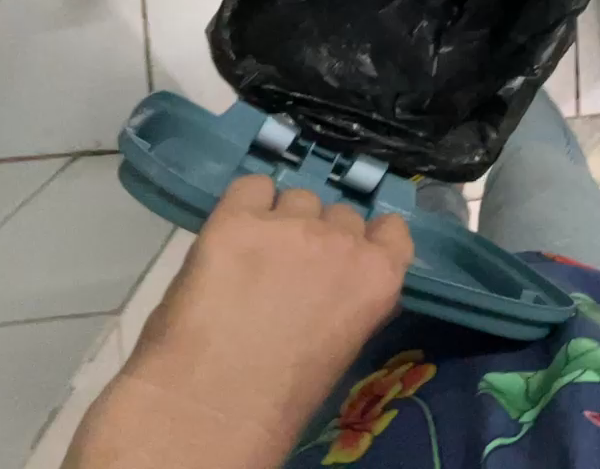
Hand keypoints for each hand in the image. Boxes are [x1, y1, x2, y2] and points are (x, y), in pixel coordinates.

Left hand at [70, 178, 411, 468]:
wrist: (208, 412)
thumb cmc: (278, 401)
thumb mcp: (340, 348)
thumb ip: (350, 302)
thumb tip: (342, 286)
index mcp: (379, 278)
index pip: (392, 229)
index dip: (366, 239)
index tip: (345, 256)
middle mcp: (343, 241)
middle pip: (340, 212)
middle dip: (318, 234)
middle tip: (288, 269)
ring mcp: (292, 225)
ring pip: (296, 198)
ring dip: (280, 220)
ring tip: (251, 259)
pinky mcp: (238, 219)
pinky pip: (250, 187)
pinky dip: (243, 205)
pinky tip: (229, 234)